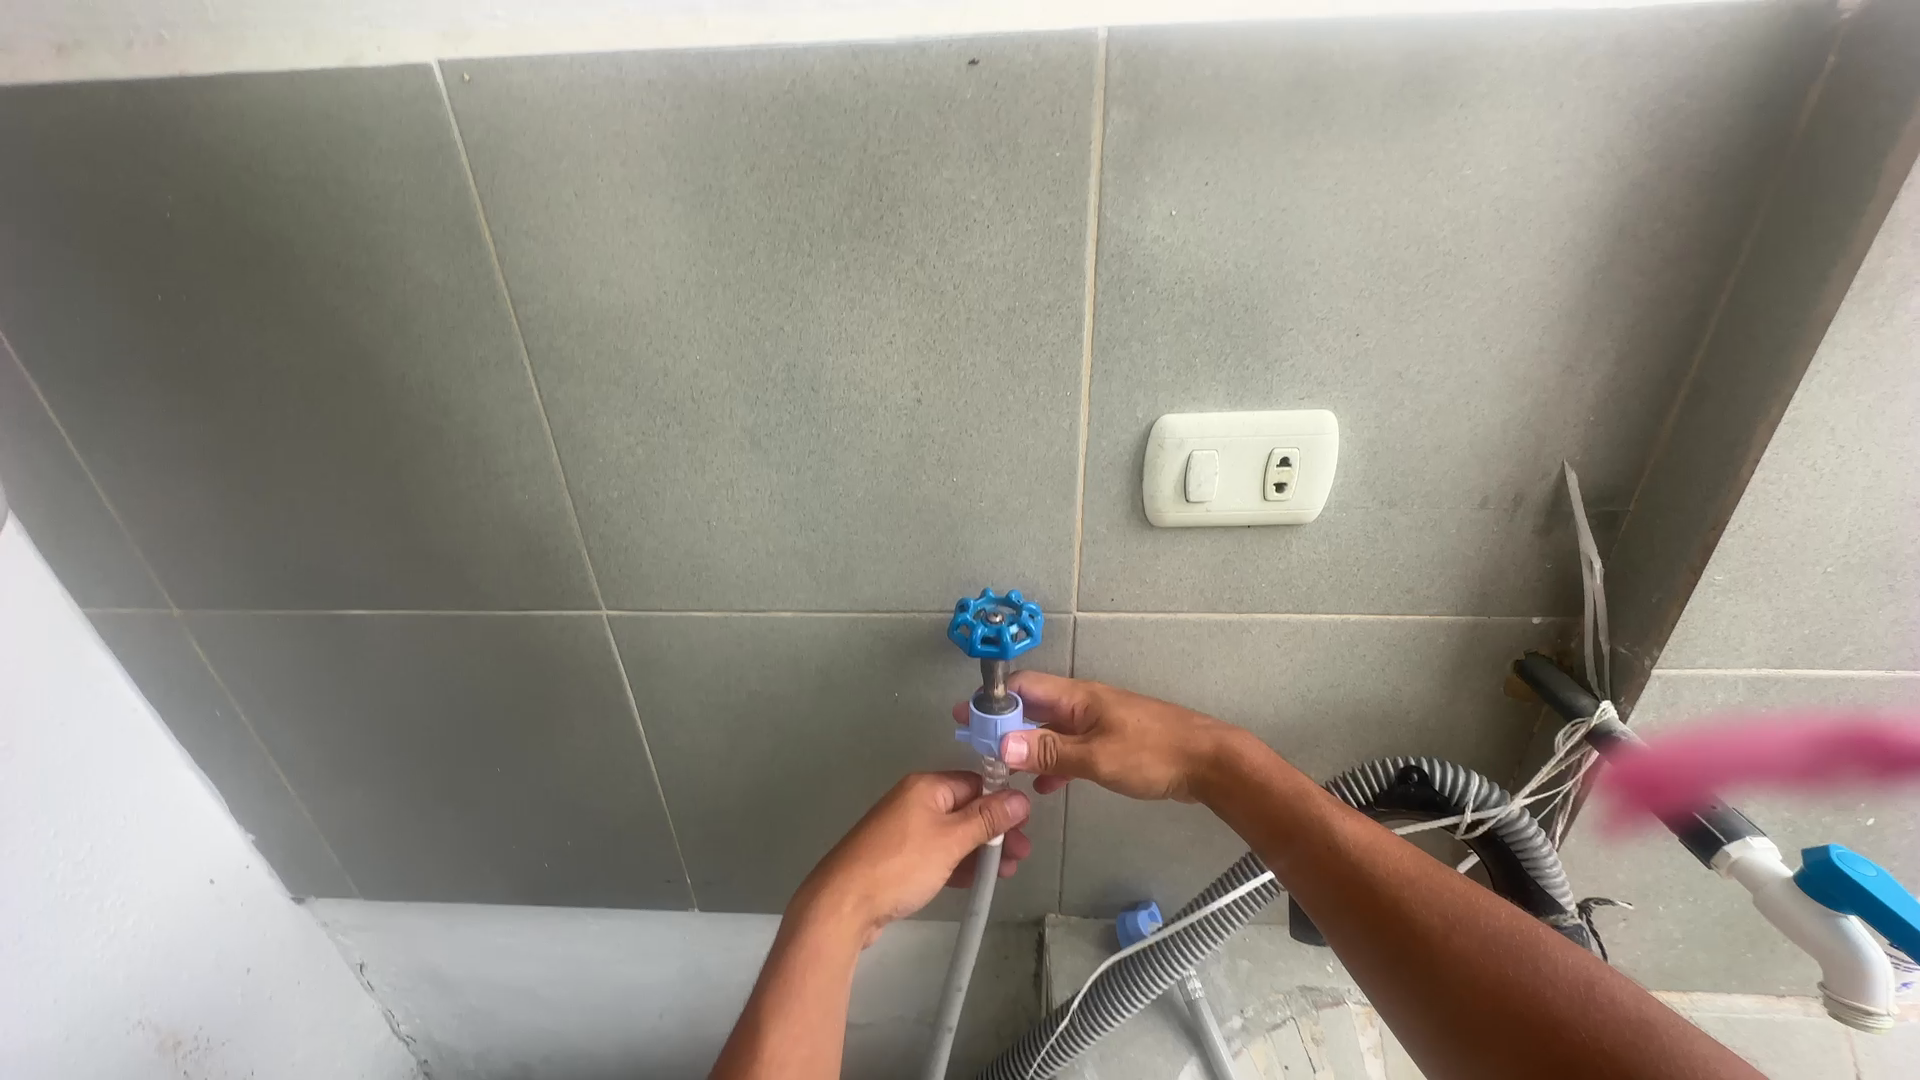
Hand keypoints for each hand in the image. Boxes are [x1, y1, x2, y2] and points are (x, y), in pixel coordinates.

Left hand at [793, 772, 1031, 945]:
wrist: (843, 905)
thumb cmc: (900, 865)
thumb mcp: (950, 840)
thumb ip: (987, 820)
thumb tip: (1020, 798)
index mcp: (926, 787)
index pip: (974, 783)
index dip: (1001, 802)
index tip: (1023, 826)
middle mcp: (915, 802)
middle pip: (965, 809)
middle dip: (994, 831)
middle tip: (1020, 854)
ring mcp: (905, 831)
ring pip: (953, 834)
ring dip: (980, 851)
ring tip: (1005, 872)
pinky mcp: (899, 858)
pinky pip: (938, 853)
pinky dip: (958, 863)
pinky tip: (977, 879)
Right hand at [955, 672, 1243, 801]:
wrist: (1210, 763)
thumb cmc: (1153, 754)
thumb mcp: (1096, 757)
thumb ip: (1050, 752)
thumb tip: (1002, 743)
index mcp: (1077, 697)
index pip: (1023, 687)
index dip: (992, 701)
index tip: (966, 720)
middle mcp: (1083, 704)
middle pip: (1034, 707)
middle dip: (1004, 726)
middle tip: (978, 749)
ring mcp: (1098, 722)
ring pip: (1051, 729)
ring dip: (1027, 746)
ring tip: (1003, 770)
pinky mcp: (1112, 742)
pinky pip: (1071, 746)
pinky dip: (1054, 762)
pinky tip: (1046, 786)